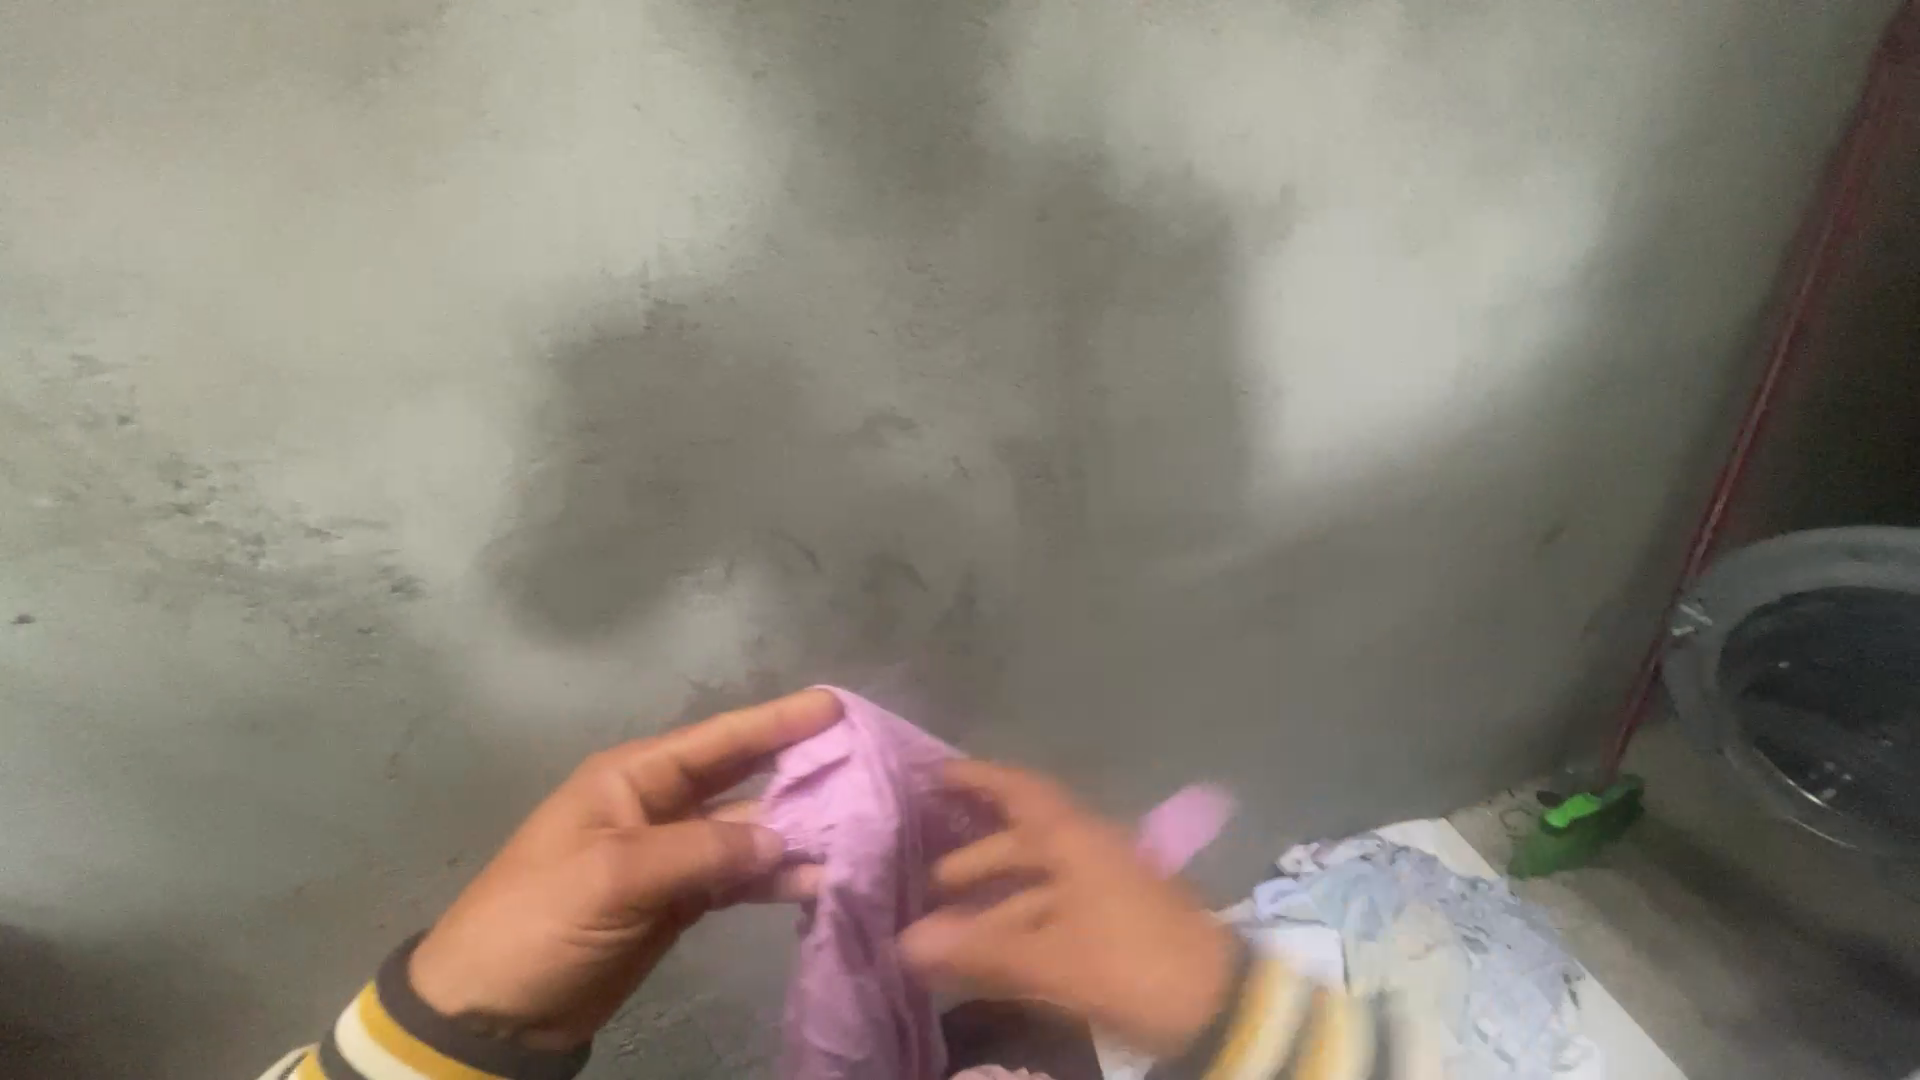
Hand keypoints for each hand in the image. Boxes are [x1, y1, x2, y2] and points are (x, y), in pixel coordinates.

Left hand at [408, 688, 839, 1048]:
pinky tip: (815, 880)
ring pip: (749, 830)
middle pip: (744, 777)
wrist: (491, 1015)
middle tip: (863, 759)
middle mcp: (662, 803)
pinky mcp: (683, 896)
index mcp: (636, 777)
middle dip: (799, 767)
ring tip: (855, 830)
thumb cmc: (540, 921)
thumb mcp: (614, 876)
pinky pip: (740, 875)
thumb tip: (783, 839)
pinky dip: (774, 877)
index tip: (836, 704)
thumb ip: (703, 851)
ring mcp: (675, 852)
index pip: (721, 739)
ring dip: (796, 831)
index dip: (779, 720)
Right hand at [900, 761, 1235, 1058]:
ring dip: (996, 899)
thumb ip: (982, 949)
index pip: (1018, 790)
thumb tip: (907, 943)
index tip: (936, 775)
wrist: (1218, 1000)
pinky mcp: (1115, 919)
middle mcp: (1086, 849)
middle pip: (1023, 840)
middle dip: (977, 857)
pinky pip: (1055, 909)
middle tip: (930, 879)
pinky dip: (1022, 924)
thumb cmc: (1131, 958)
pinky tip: (994, 954)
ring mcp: (1104, 885)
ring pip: (1038, 881)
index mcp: (1073, 837)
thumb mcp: (1053, 955)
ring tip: (949, 925)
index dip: (978, 778)